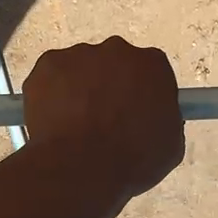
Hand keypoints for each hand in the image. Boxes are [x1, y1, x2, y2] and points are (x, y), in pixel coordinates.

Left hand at [21, 37, 182, 205]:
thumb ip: (164, 117)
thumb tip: (152, 115)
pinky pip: (51, 77)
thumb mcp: (169, 144)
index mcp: (152, 65)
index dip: (141, 93)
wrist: (79, 167)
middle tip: (103, 119)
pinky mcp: (47, 64)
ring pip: (80, 69)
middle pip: (113, 64)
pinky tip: (54, 120)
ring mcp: (78, 55)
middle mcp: (116, 50)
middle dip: (108, 86)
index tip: (133, 112)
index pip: (149, 72)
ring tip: (74, 125)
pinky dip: (51, 93)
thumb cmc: (131, 160)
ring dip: (79, 90)